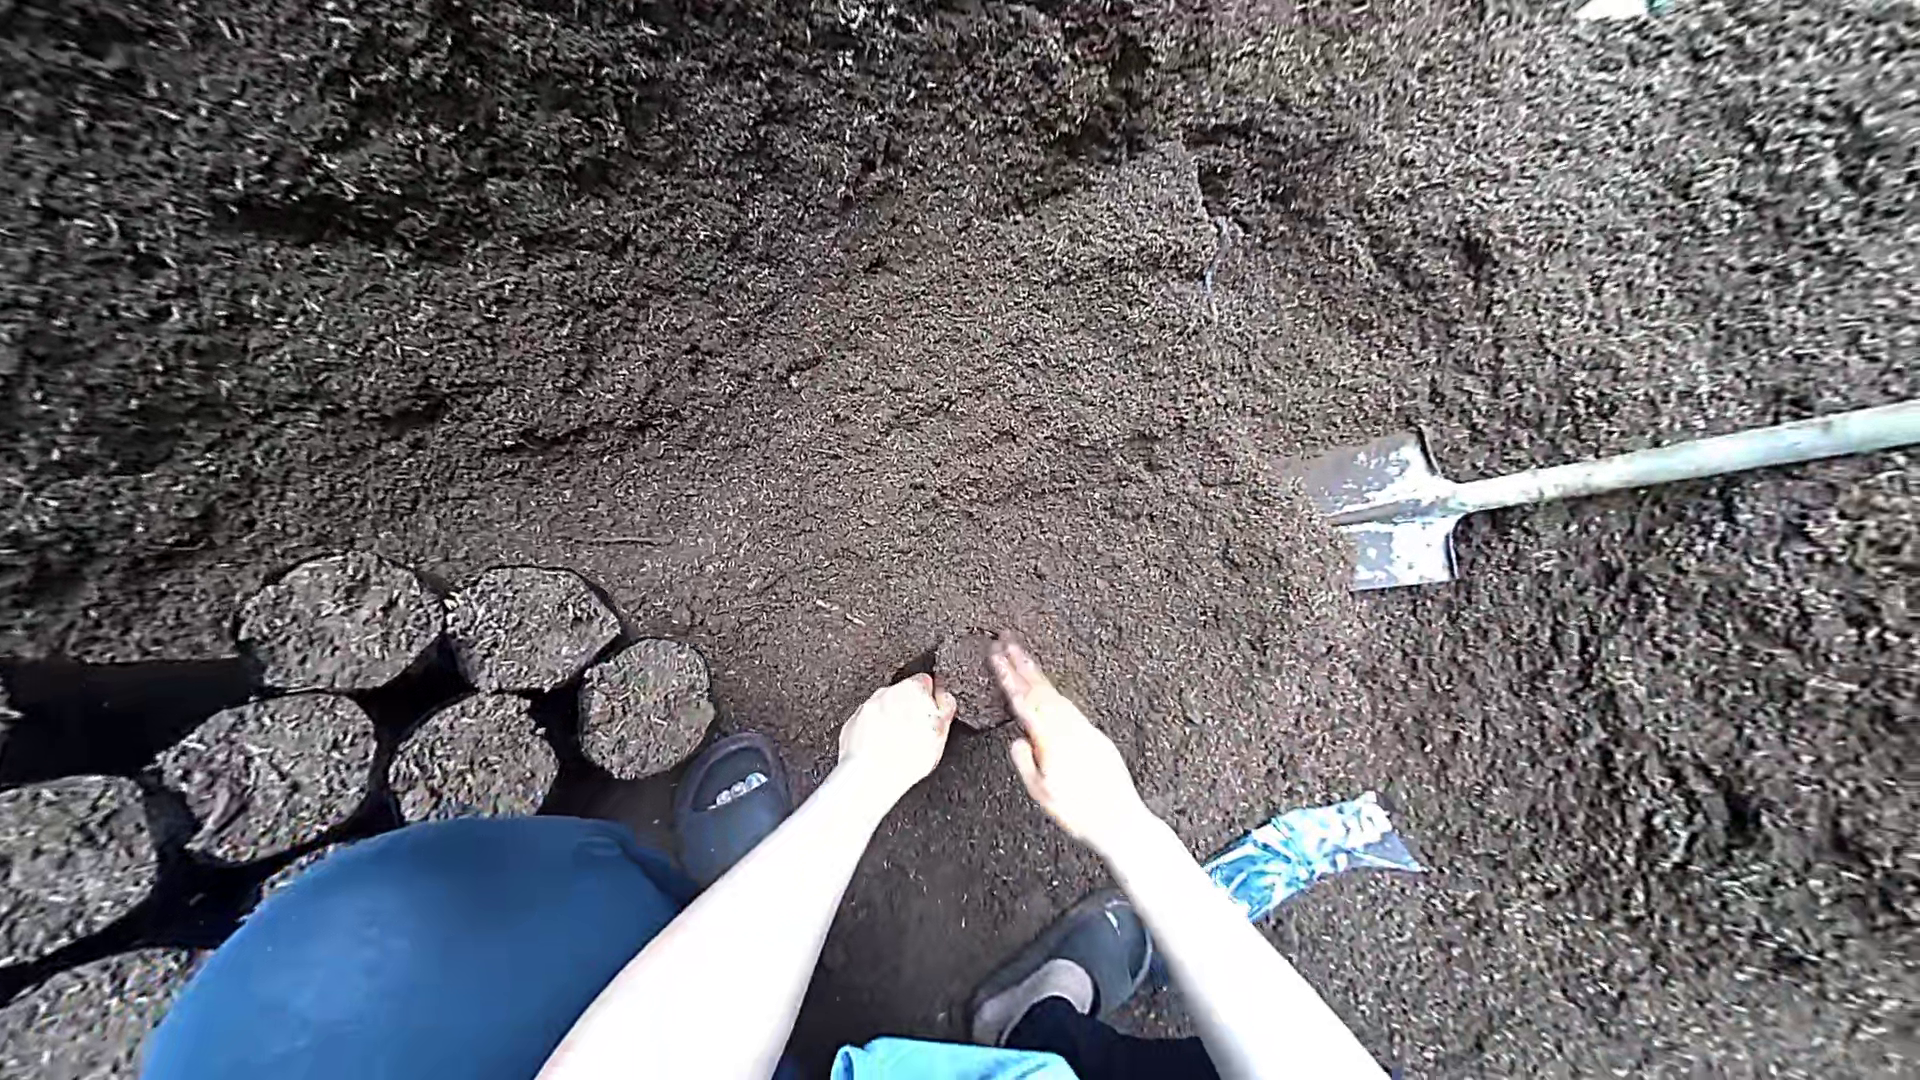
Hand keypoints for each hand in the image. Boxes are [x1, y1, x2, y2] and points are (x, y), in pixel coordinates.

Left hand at [836, 674, 955, 803]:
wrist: (872, 778)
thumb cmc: (907, 759)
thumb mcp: (941, 733)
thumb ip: (945, 709)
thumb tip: (945, 697)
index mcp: (912, 688)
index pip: (925, 681)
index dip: (929, 699)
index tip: (930, 713)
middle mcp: (886, 692)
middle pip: (902, 694)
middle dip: (907, 709)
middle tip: (914, 733)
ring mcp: (867, 708)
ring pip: (883, 709)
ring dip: (889, 720)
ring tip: (896, 745)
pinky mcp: (852, 723)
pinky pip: (866, 724)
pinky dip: (872, 733)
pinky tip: (880, 749)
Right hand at [992, 640, 1152, 856]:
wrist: (1120, 820)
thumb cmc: (1080, 813)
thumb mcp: (1042, 793)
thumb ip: (1025, 763)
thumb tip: (1016, 741)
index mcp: (1051, 739)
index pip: (1023, 700)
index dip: (1008, 676)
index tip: (996, 656)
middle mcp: (1067, 727)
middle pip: (1040, 688)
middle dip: (1021, 662)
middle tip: (1007, 641)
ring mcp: (1082, 727)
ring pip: (1054, 692)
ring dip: (1037, 672)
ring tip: (1022, 655)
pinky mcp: (1093, 732)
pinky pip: (1068, 702)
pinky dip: (1053, 689)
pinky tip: (1048, 687)